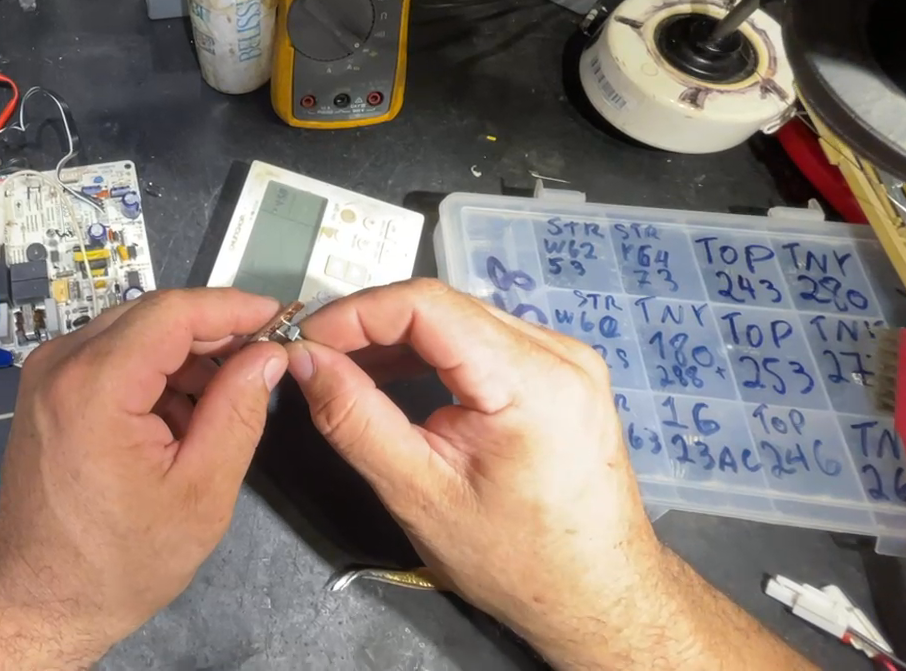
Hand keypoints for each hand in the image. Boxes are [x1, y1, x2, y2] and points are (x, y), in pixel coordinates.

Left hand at [0, 288, 287, 660]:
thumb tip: (266, 355)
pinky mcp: (47, 384)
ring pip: (132, 331)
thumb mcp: (200, 493)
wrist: (39, 595)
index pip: (171, 312)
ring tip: (221, 402)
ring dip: (182, 355)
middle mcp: (61, 360)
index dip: (229, 307)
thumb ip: (238, 412)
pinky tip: (179, 413)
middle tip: (260, 359)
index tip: (277, 315)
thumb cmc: (120, 559)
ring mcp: (48, 369)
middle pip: (150, 315)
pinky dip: (151, 370)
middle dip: (210, 332)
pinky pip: (110, 353)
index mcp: (94, 383)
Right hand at [288, 280, 665, 659]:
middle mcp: (554, 350)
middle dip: (365, 323)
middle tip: (313, 354)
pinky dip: (419, 347)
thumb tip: (301, 358)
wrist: (604, 600)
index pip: (426, 304)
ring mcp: (559, 354)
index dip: (355, 312)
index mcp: (533, 380)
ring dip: (388, 333)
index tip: (304, 340)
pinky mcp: (552, 367)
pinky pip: (470, 334)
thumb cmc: (515, 561)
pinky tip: (385, 371)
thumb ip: (353, 419)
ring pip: (450, 315)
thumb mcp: (418, 495)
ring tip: (339, 364)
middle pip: (437, 304)